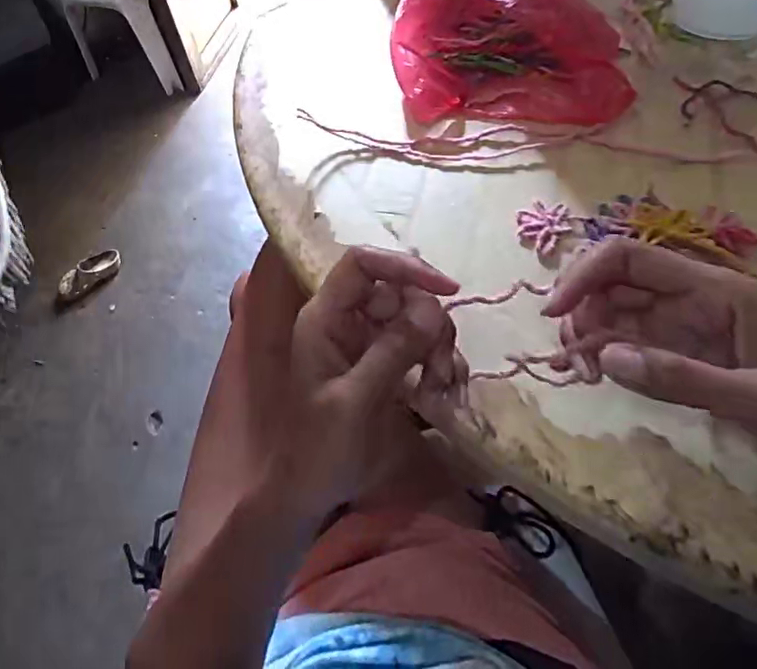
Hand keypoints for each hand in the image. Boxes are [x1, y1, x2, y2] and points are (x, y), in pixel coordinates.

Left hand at [271, 247, 462, 514]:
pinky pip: (423, 344)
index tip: (445, 288)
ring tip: (440, 388)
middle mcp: (346, 320)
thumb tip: (432, 308)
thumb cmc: (320, 447)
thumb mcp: (356, 401)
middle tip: (441, 367)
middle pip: (399, 290)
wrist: (311, 492)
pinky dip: (440, 363)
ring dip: (438, 347)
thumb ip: (392, 352)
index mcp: (325, 317)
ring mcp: (367, 340)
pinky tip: (442, 396)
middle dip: (428, 321)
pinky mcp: (386, 362)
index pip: (360, 263)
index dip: (402, 265)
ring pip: (417, 316)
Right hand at [543, 240, 756, 455]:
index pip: (631, 258)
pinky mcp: (699, 360)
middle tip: (572, 360)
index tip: (554, 312)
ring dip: (593, 335)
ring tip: (582, 374)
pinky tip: (601, 378)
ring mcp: (697, 331)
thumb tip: (605, 357)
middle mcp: (699, 301)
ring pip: (623, 314)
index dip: (585, 275)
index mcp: (718, 291)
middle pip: (619, 283)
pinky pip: (640, 347)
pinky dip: (612, 357)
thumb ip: (685, 379)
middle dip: (584, 310)